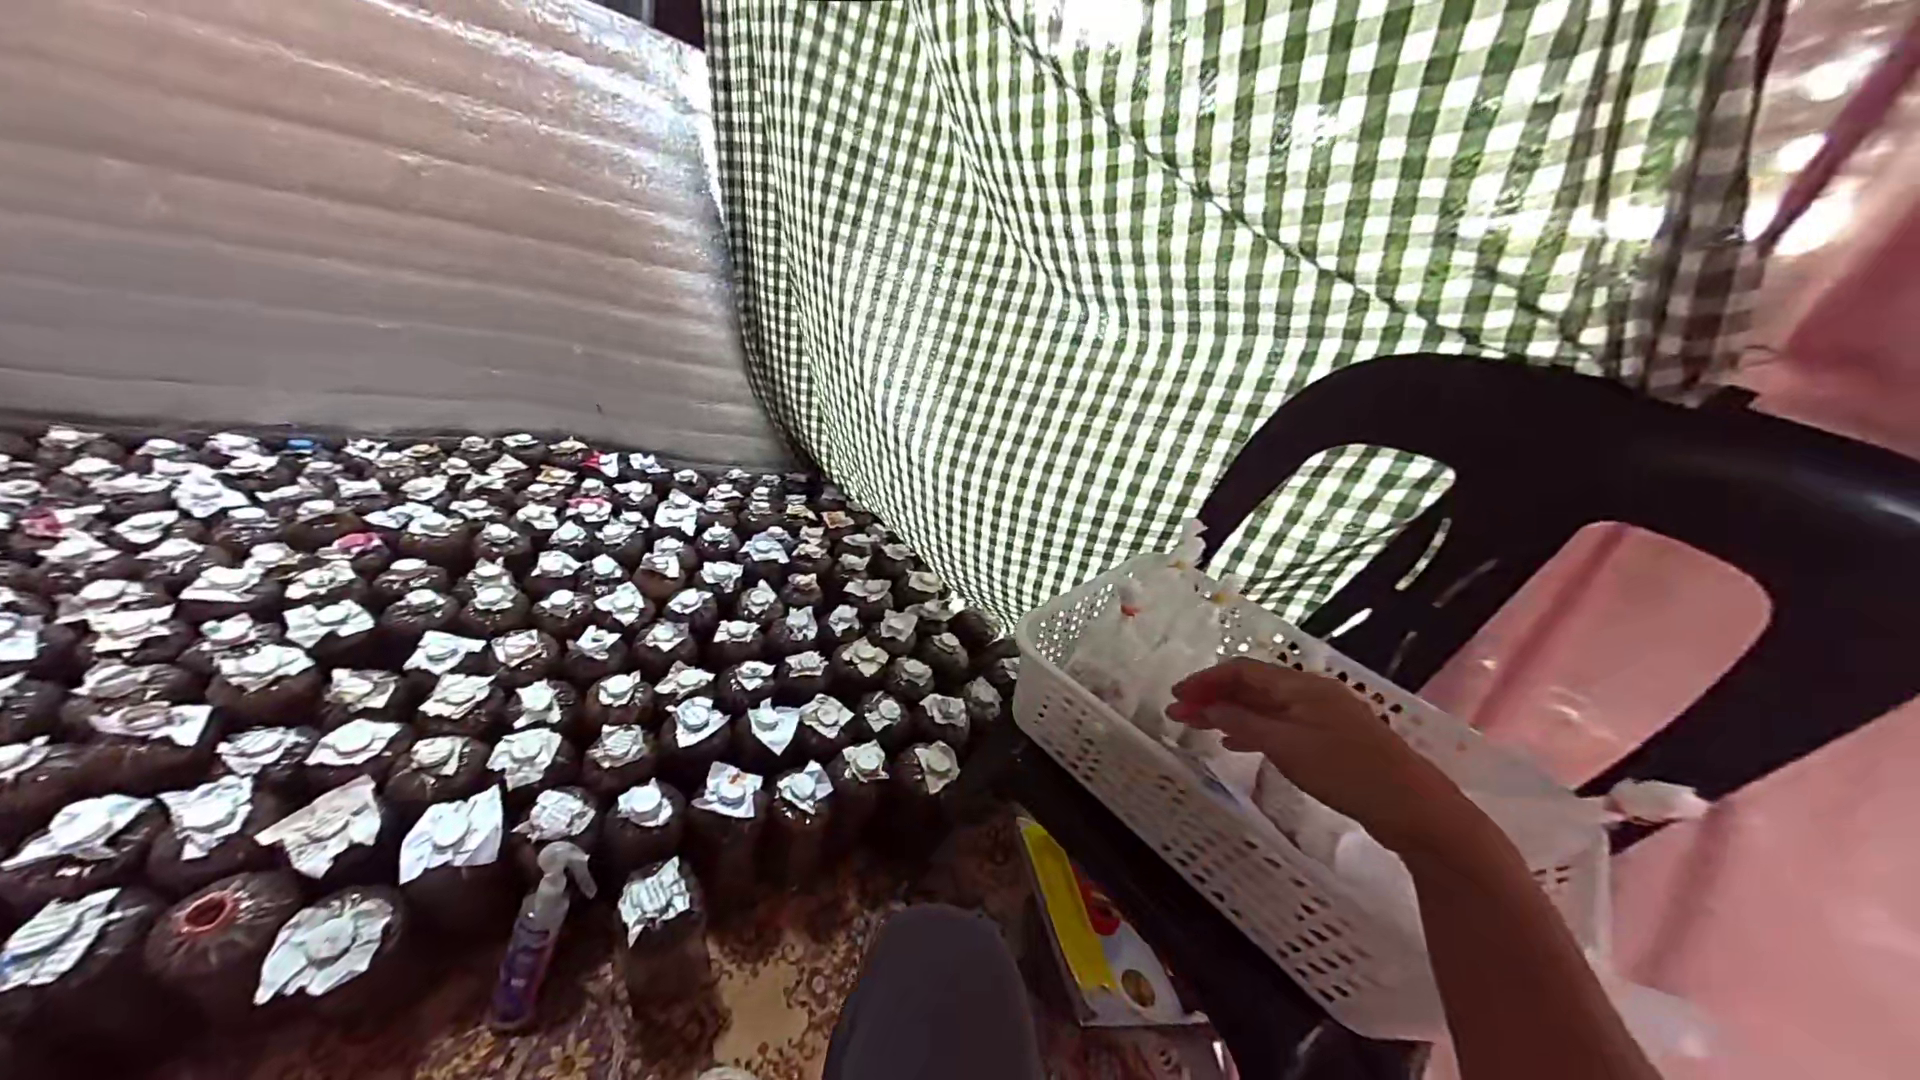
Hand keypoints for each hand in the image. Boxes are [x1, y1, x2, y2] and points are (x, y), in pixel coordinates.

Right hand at [1168, 659, 1475, 852]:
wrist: (1415, 809)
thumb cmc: (1346, 772)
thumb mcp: (1286, 746)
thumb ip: (1243, 723)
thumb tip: (1208, 707)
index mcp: (1300, 685)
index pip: (1241, 670)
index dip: (1205, 680)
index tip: (1176, 696)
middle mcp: (1309, 692)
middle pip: (1250, 686)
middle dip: (1211, 696)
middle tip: (1177, 714)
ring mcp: (1322, 715)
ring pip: (1263, 706)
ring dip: (1228, 713)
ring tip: (1197, 727)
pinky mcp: (1330, 738)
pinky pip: (1279, 723)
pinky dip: (1251, 729)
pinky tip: (1234, 743)